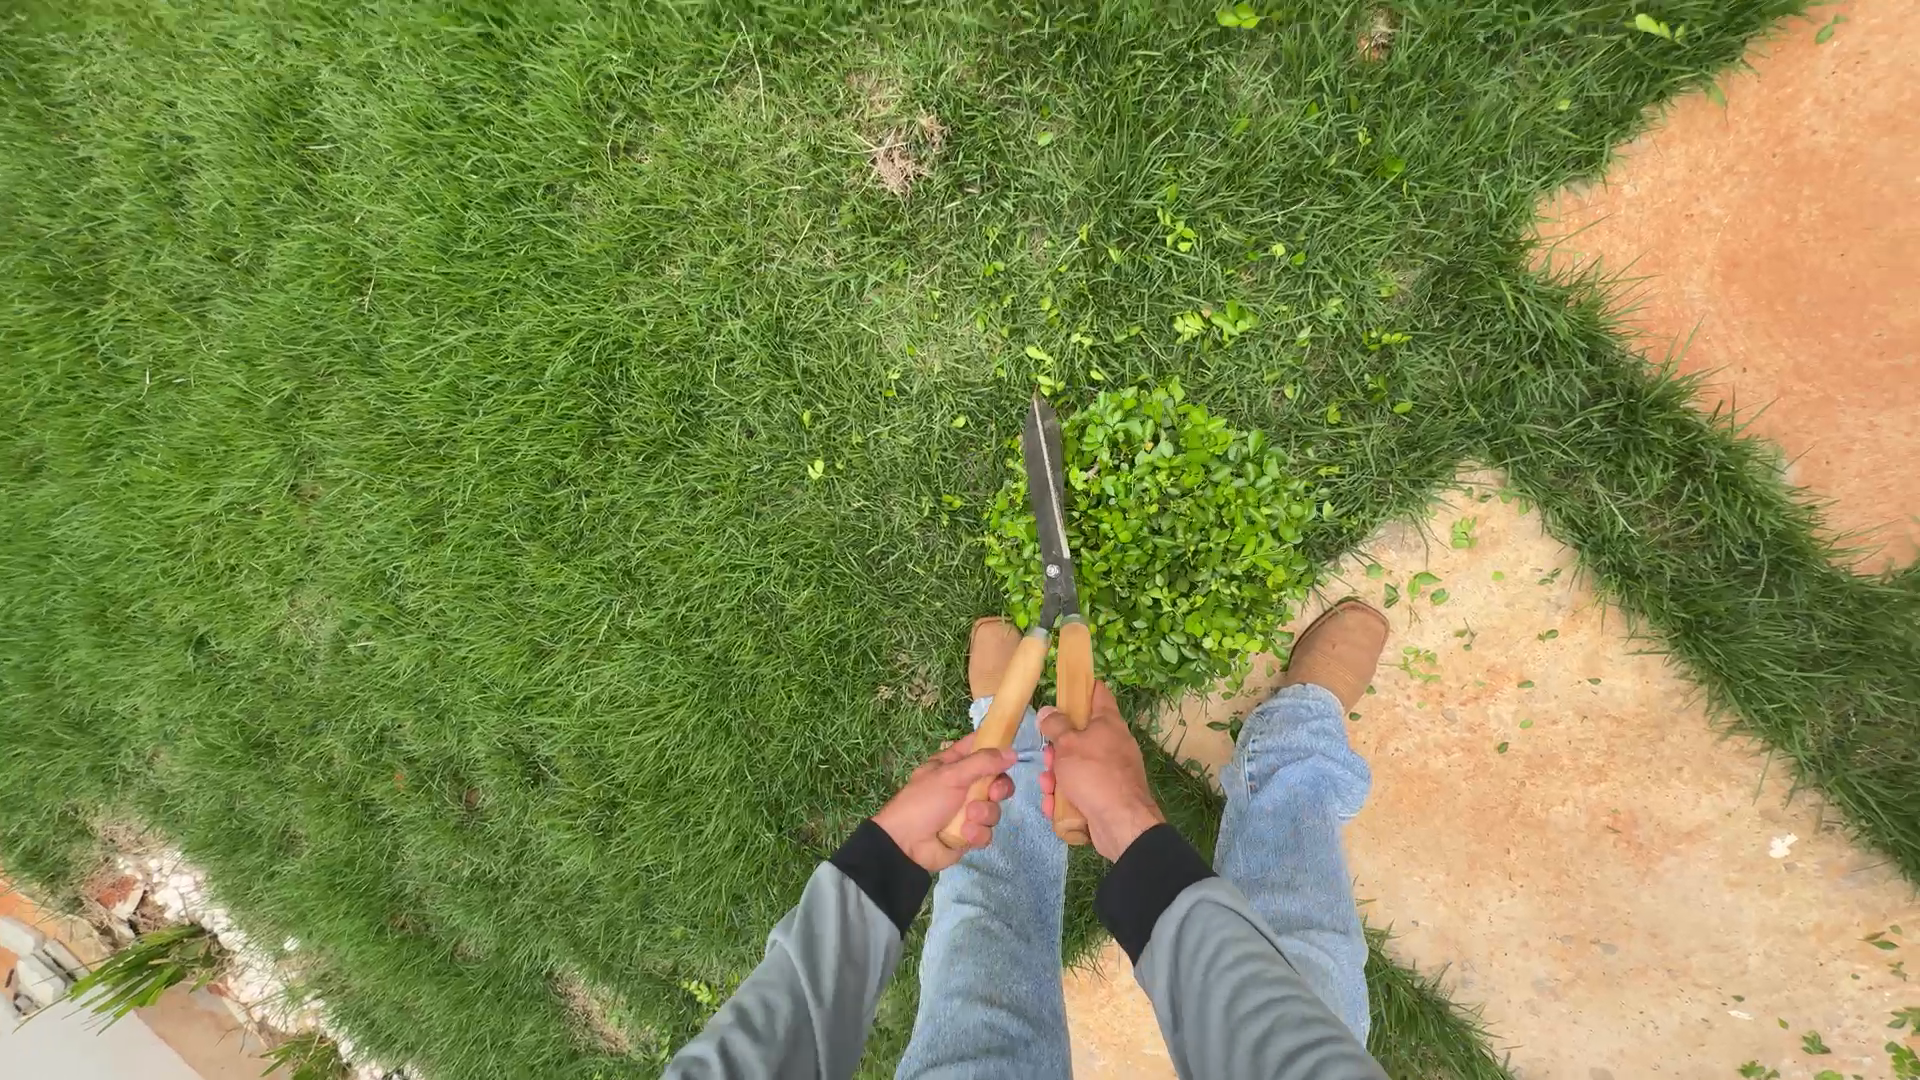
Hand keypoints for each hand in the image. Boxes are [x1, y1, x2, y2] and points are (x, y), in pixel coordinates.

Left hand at [872, 733, 1016, 871]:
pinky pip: (987, 831)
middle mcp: (964, 785)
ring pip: (994, 808)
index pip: (980, 746)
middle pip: (996, 780)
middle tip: (992, 793)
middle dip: (998, 788)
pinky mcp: (970, 834)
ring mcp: (968, 811)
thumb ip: (983, 762)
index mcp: (955, 764)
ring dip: (984, 814)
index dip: (996, 746)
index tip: (1012, 751)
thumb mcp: (952, 775)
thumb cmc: (924, 801)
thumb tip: (1012, 753)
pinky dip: (977, 833)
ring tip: (968, 818)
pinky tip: (964, 834)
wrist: (906, 844)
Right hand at [1039, 681, 1165, 860]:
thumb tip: (1047, 711)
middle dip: (1056, 748)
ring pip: (1075, 765)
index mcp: (1108, 722)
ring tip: (1048, 788)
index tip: (1061, 692)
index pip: (1097, 692)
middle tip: (1048, 758)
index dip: (1080, 687)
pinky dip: (1065, 796)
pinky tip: (1053, 806)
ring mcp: (1110, 771)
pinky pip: (1080, 789)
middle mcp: (1112, 743)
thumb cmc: (1094, 773)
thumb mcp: (1067, 744)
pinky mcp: (1106, 795)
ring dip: (1056, 776)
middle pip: (1079, 735)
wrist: (1120, 823)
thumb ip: (1055, 725)